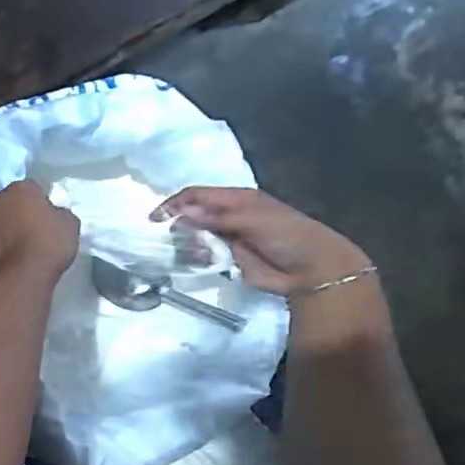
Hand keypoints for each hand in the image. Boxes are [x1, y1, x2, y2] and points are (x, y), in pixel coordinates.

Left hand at [0, 180, 79, 281]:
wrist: (23, 275)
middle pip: (18, 202)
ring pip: (10, 219)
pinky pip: (5, 237)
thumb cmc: (49, 241)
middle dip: (29, 210)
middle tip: (44, 225)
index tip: (53, 214)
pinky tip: (25, 252)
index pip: (36, 187)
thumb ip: (61, 212)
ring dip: (19, 226)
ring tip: (35, 241)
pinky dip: (13, 242)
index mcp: (20, 187)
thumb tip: (54, 215)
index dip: (46, 200)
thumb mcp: (70, 222)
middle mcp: (0, 199)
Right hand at [152, 188, 371, 296]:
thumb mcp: (253, 221)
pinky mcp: (226, 259)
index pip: (197, 195)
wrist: (309, 269)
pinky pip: (202, 257)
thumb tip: (182, 214)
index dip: (175, 203)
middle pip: (191, 216)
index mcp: (235, 199)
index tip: (155, 219)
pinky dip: (197, 260)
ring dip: (189, 246)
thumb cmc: (287, 235)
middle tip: (174, 241)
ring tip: (197, 255)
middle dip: (178, 226)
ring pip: (194, 238)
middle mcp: (227, 216)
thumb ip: (217, 218)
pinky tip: (203, 264)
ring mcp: (225, 238)